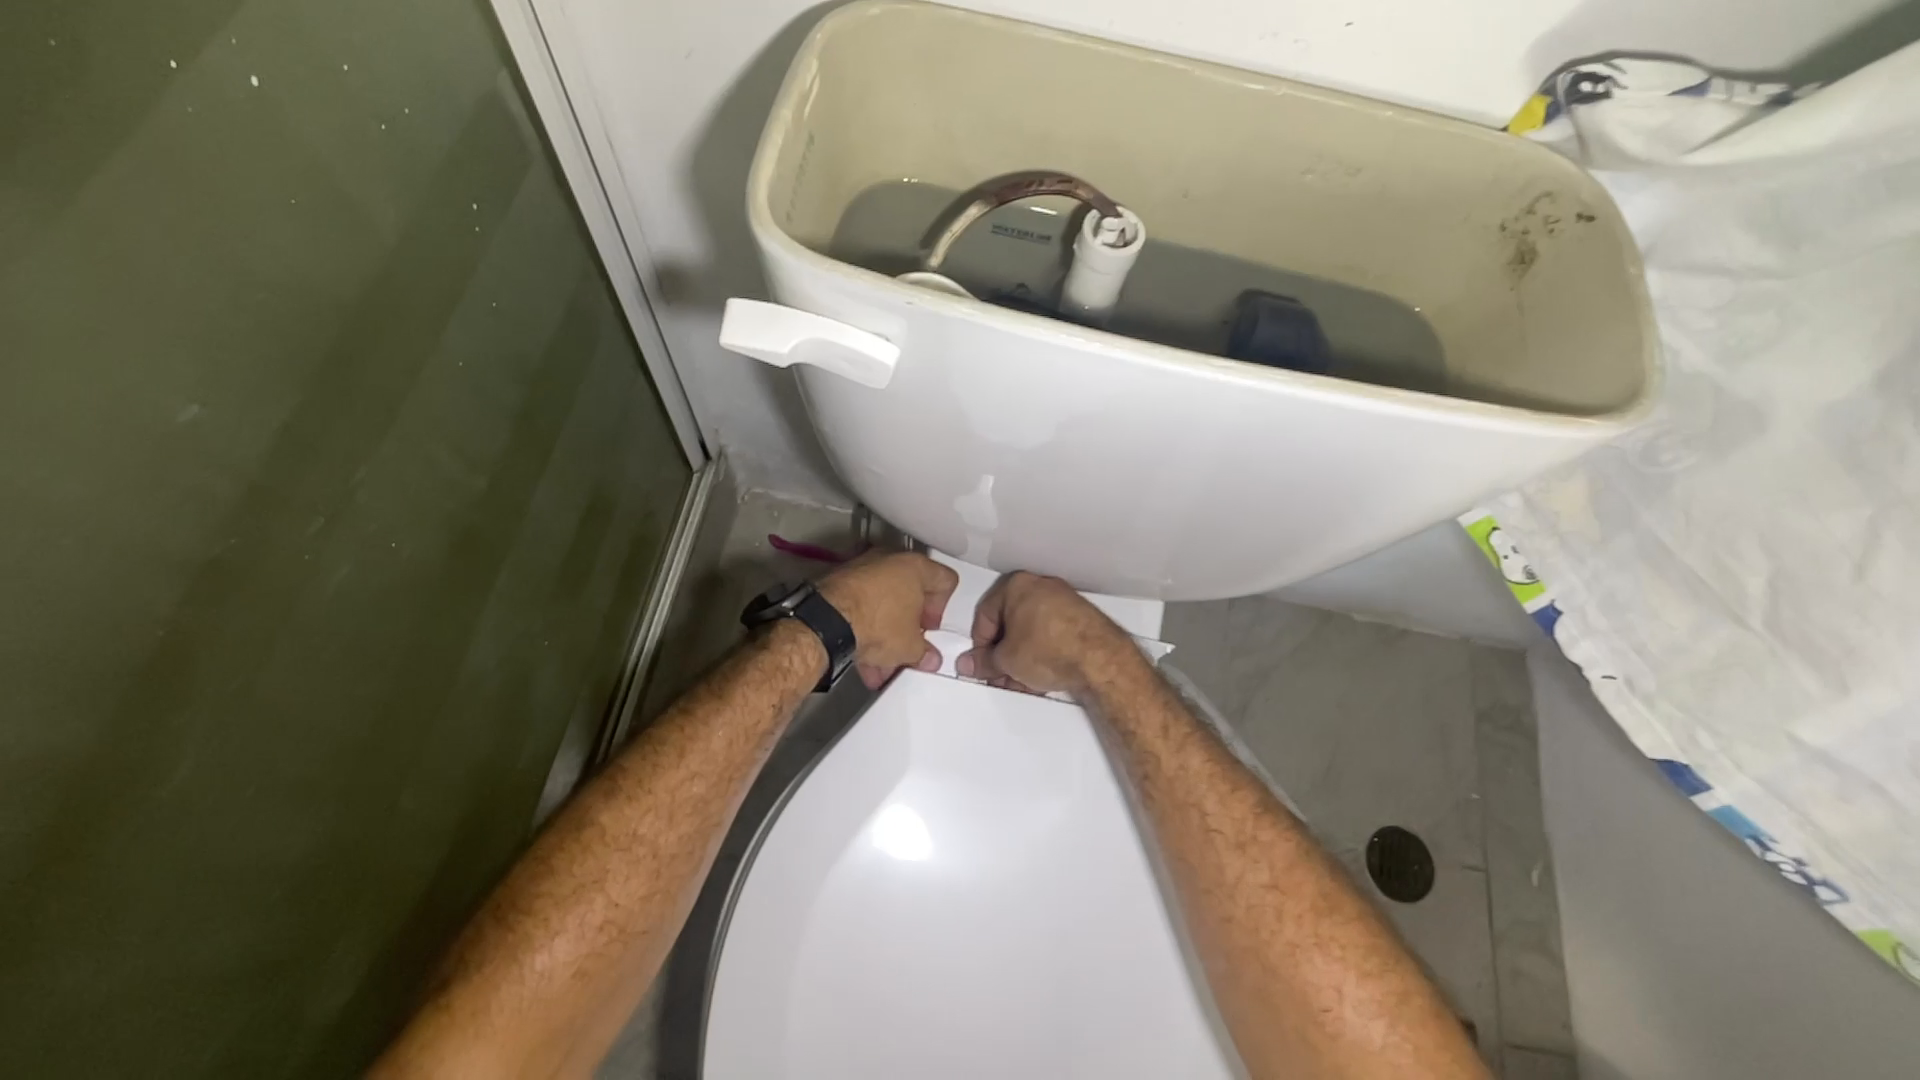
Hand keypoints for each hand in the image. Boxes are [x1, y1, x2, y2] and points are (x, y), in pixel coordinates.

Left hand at [817, 551, 959, 688]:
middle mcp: (888, 560)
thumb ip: (924, 652)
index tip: (930, 628)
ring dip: (883, 631)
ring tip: (882, 662)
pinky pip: (858, 605)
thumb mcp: (910, 647)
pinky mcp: (837, 582)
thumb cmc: (876, 622)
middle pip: (909, 591)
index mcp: (915, 567)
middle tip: (908, 644)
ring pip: (881, 602)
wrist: (828, 622)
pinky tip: (862, 657)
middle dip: (908, 623)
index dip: (941, 609)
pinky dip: (862, 627)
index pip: (945, 580)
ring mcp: (860, 569)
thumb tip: (927, 657)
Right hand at [955, 571, 1136, 695]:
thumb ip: (984, 662)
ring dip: (1021, 658)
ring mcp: (1064, 601)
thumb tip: (969, 664)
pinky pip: (1052, 635)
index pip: (986, 615)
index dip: (980, 644)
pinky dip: (1042, 654)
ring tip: (1019, 684)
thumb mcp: (1007, 660)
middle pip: (1010, 623)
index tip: (981, 664)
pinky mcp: (1082, 619)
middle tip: (999, 677)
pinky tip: (1039, 678)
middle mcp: (1041, 586)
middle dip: (1002, 654)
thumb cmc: (1048, 649)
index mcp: (1017, 585)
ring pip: (1032, 631)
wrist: (1100, 659)